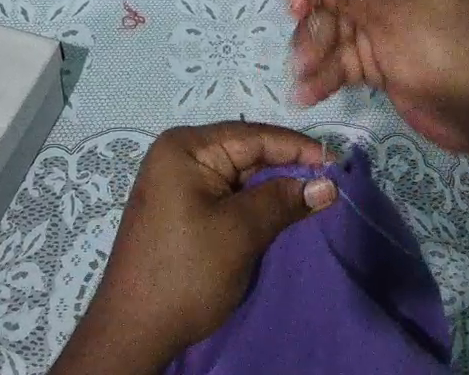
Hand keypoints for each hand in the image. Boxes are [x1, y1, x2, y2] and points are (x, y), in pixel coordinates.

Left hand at [51, 122, 338, 373]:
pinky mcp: (180, 208)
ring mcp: (177, 182)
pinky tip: (279, 209)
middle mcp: (179, 155)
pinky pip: (226, 193)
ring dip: (272, 186)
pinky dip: (253, 201)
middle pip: (246, 151)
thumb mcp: (240, 232)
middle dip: (286, 166)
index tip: (336, 161)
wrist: (132, 332)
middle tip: (329, 180)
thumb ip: (283, 201)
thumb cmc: (186, 272)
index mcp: (186, 147)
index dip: (297, 147)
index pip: (253, 136)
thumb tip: (328, 184)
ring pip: (238, 174)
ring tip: (312, 193)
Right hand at [284, 0, 468, 153]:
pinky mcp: (376, 56)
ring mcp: (379, 17)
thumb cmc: (452, 45)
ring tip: (306, 70)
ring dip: (311, 39)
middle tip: (298, 15)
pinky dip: (322, 71)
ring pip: (327, 14)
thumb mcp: (397, 8)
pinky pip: (338, 54)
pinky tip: (309, 91)